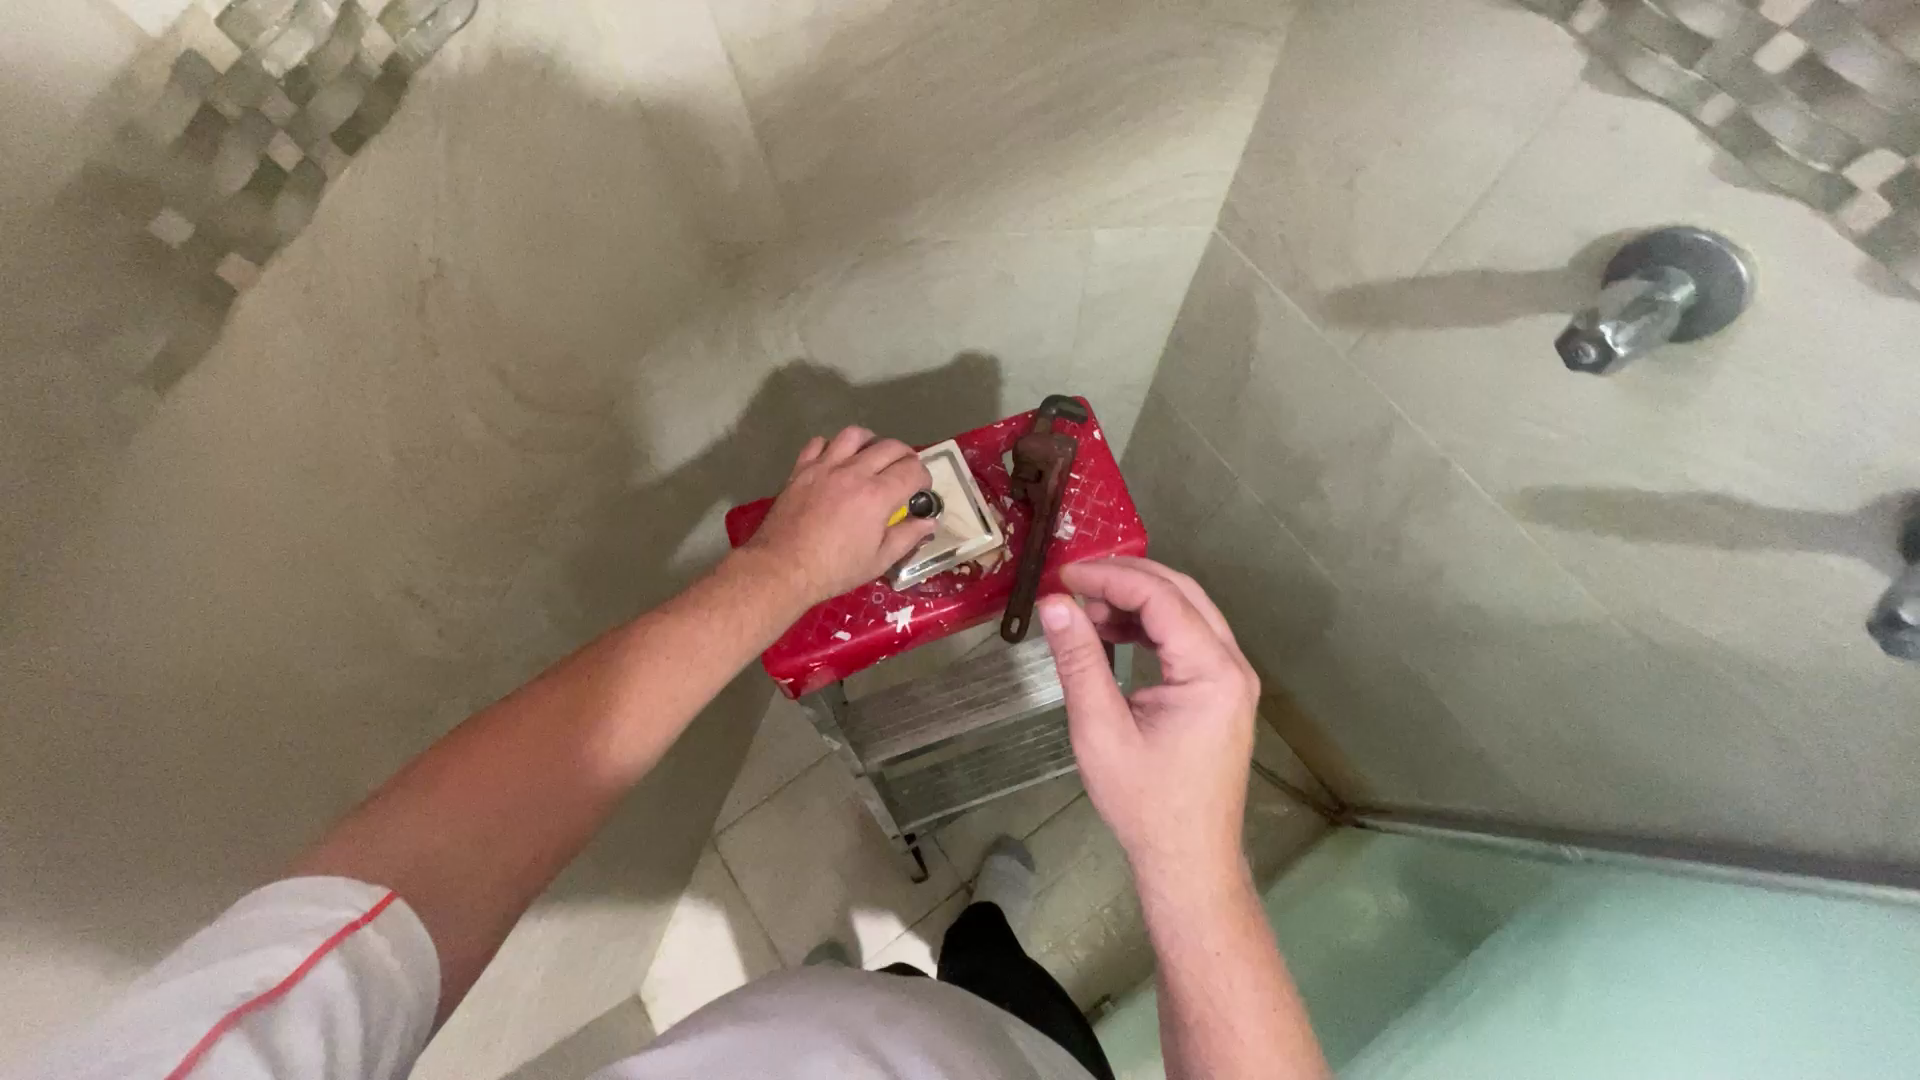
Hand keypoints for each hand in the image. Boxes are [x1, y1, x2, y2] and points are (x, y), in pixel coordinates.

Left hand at [743, 427, 937, 603]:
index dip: (924, 477)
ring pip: (854, 435)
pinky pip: (819, 443)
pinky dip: (832, 446)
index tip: (921, 489)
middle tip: (905, 471)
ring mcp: (825, 467)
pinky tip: (836, 461)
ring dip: (871, 441)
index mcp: (878, 495)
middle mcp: (854, 472)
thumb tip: (929, 522)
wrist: (782, 568)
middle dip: (905, 455)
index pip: (912, 470)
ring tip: (872, 456)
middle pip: (889, 446)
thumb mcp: (879, 561)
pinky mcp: (801, 470)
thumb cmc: (835, 570)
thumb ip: (907, 537)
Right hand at [1036, 557, 1258, 885]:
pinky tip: (1112, 634)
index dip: (1110, 577)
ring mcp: (1231, 678)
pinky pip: (1186, 637)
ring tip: (1086, 611)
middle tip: (1074, 581)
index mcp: (1212, 673)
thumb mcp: (1100, 730)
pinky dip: (1148, 626)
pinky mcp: (1220, 690)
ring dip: (1137, 601)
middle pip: (1181, 592)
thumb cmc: (1145, 803)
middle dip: (1125, 578)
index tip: (1064, 577)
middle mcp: (1232, 665)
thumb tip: (1054, 604)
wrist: (1188, 859)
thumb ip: (1079, 661)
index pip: (1161, 597)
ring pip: (1186, 610)